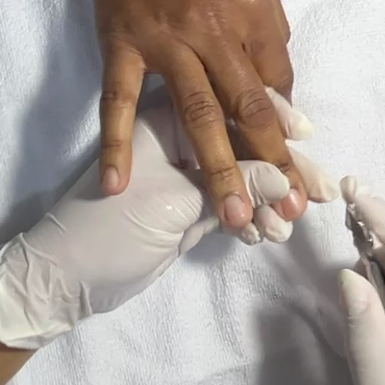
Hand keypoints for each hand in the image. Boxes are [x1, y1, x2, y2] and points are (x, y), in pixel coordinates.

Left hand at [0, 95, 331, 349]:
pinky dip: (248, 215)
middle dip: (279, 169)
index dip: (269, 125)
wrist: (64, 276)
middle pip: (240, 142)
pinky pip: (227, 202)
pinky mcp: (183, 204)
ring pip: (238, 174)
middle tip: (319, 192)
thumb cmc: (110, 227)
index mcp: (163, 118)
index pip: (227, 108)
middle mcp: (177, 136)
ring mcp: (181, 171)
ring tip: (289, 225)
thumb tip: (286, 177)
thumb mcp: (173, 204)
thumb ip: (231, 184)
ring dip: (266, 198)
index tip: (307, 141)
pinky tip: (265, 232)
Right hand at [81, 0, 308, 231]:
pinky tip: (117, 186)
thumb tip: (277, 87)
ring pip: (196, 116)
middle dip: (269, 166)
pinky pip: (120, 102)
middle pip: (248, 110)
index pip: (276, 85)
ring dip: (217, 170)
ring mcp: (164, 41)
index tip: (293, 170)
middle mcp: (214, 32)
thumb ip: (268, 28)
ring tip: (233, 219)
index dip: (286, 131)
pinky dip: (117, 144)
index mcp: (253, 13)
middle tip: (282, 217)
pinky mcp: (122, 45)